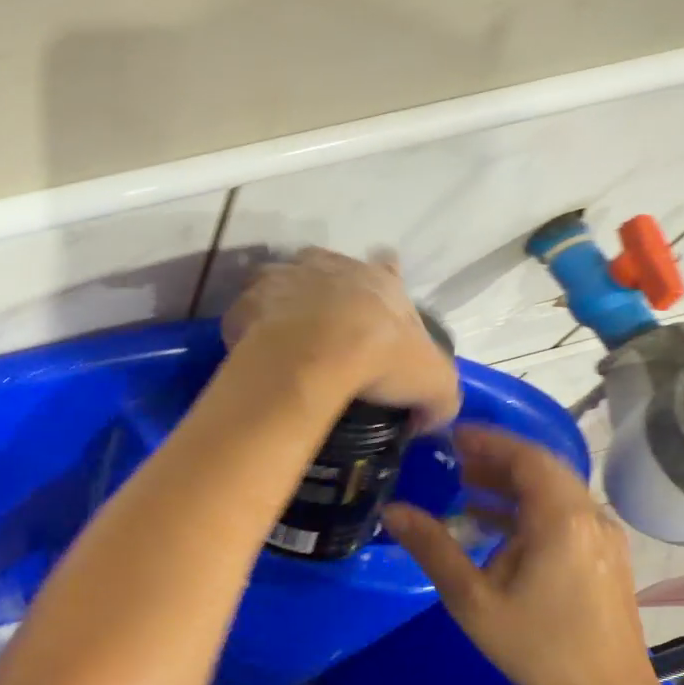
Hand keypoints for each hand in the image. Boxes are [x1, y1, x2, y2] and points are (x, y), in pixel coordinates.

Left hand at [221, 248, 460, 429]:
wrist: (316, 353)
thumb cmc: (381, 358)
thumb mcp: (432, 384)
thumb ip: (436, 399)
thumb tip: (428, 418)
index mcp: (380, 280)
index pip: (388, 267)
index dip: (383, 280)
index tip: (373, 304)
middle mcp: (332, 267)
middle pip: (328, 266)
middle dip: (325, 288)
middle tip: (321, 325)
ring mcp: (285, 277)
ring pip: (281, 279)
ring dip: (281, 300)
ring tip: (280, 334)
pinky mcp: (248, 301)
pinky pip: (246, 311)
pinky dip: (248, 326)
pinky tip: (249, 349)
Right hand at [380, 426, 655, 684]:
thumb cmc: (536, 644)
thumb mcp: (471, 598)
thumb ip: (433, 548)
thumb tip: (392, 510)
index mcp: (560, 521)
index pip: (527, 458)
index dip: (488, 441)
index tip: (449, 434)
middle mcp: (590, 519)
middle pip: (543, 470)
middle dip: (495, 459)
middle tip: (448, 457)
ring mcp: (602, 539)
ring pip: (553, 492)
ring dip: (509, 483)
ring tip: (461, 487)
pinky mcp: (602, 558)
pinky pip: (562, 515)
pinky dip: (525, 507)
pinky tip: (491, 524)